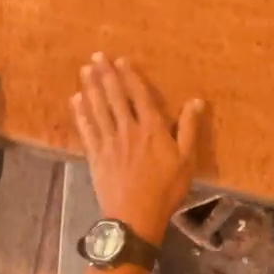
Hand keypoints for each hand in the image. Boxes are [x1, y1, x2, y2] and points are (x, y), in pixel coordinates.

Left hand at [70, 53, 205, 245]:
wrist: (135, 217)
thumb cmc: (166, 190)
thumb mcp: (186, 160)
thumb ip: (189, 129)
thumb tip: (196, 102)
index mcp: (152, 129)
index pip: (138, 96)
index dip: (129, 76)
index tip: (120, 60)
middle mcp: (128, 129)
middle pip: (114, 97)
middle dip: (105, 75)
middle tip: (96, 56)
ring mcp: (109, 142)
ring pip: (98, 109)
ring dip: (91, 88)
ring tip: (85, 71)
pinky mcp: (96, 155)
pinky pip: (86, 129)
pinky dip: (81, 113)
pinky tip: (76, 101)